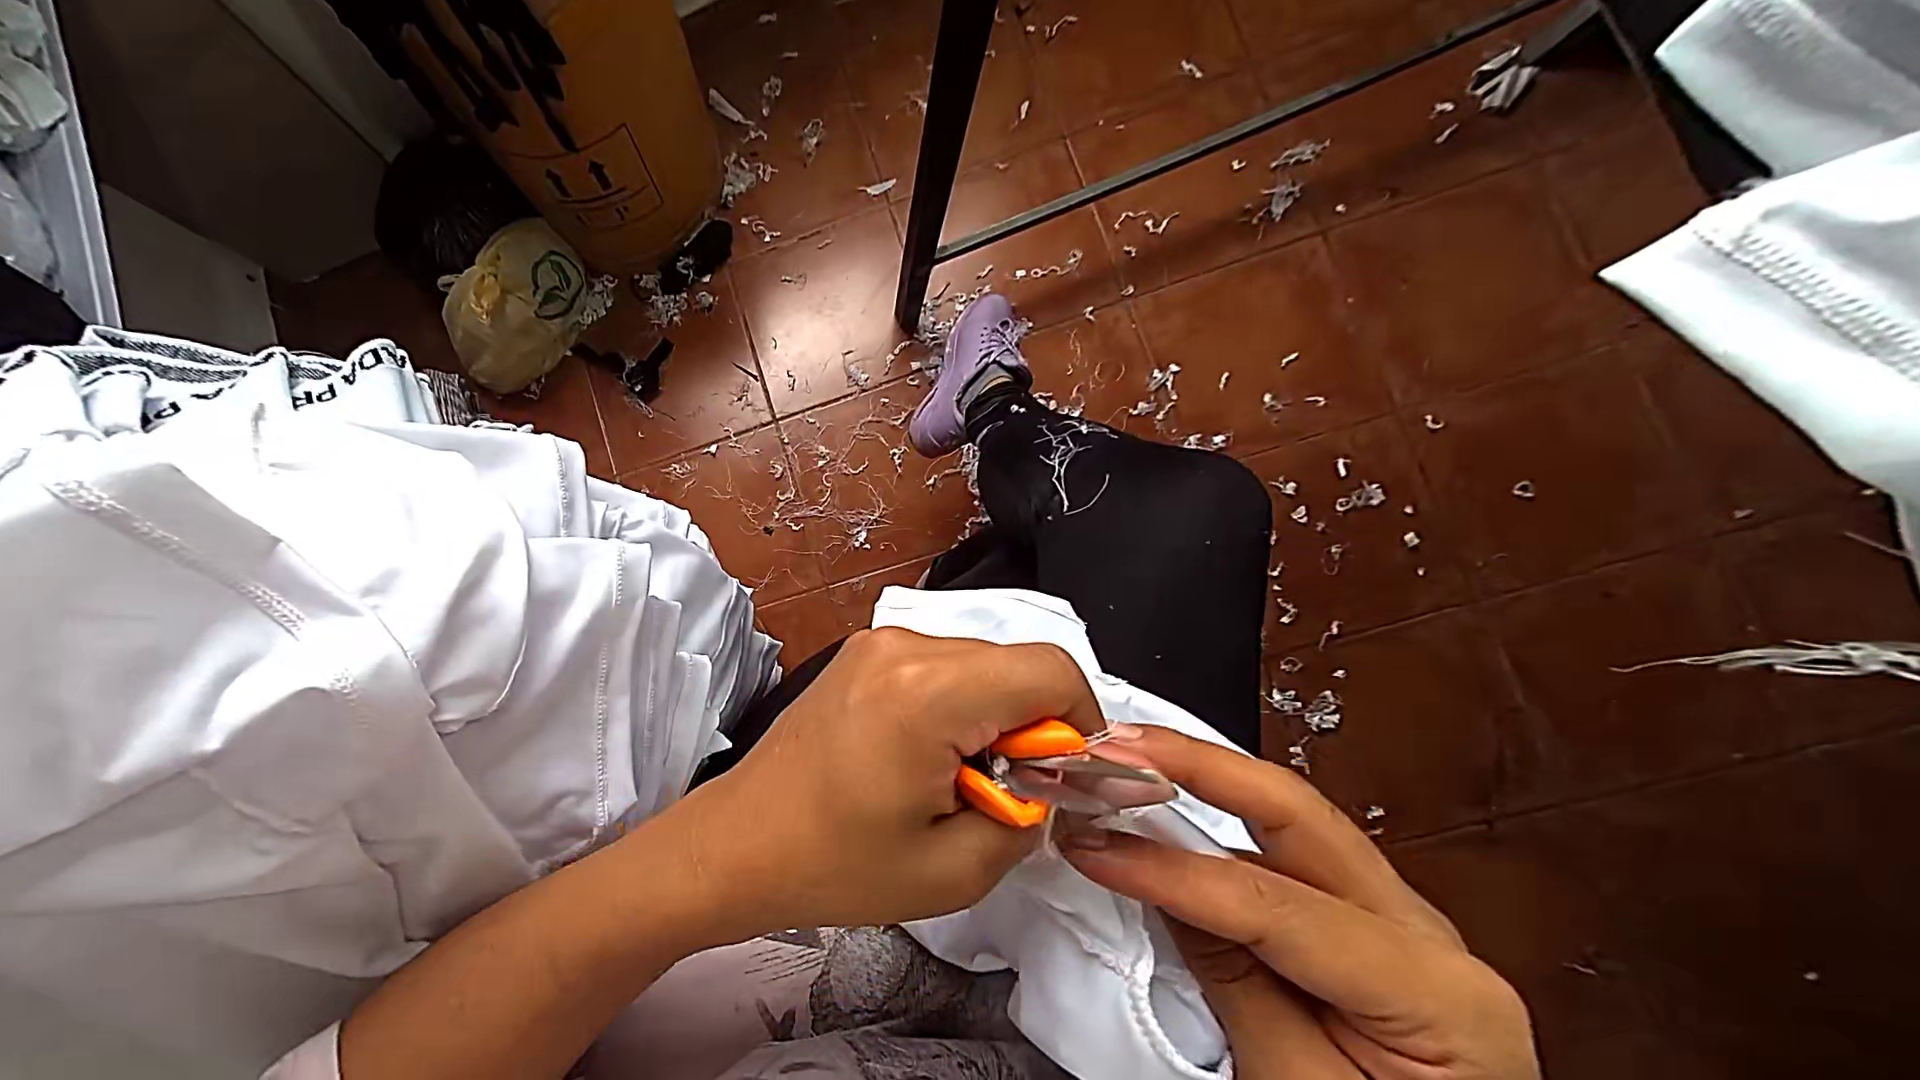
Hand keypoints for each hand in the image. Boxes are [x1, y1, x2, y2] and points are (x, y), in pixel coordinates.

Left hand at [670, 627, 1104, 936]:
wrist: (738, 843)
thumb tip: (1052, 779)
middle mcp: (905, 648)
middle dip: (1033, 725)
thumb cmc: (831, 864)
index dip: (1079, 720)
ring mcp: (882, 642)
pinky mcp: (869, 650)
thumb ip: (1028, 819)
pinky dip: (961, 703)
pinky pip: (948, 664)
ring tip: (959, 773)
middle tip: (1004, 785)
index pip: (1050, 669)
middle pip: (1018, 664)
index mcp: (928, 693)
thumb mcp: (953, 871)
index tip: (1063, 770)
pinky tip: (929, 751)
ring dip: (995, 714)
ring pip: (987, 662)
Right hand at [1059, 727, 1538, 1079]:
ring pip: (1287, 812)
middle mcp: (1420, 927)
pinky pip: (1281, 845)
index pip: (1275, 902)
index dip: (1172, 870)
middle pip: (1296, 809)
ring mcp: (1390, 912)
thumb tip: (1163, 889)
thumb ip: (1236, 985)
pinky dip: (1219, 812)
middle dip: (1200, 764)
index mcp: (1436, 991)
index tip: (1099, 850)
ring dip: (1203, 775)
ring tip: (1135, 757)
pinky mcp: (1354, 913)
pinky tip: (1175, 798)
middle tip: (1124, 745)